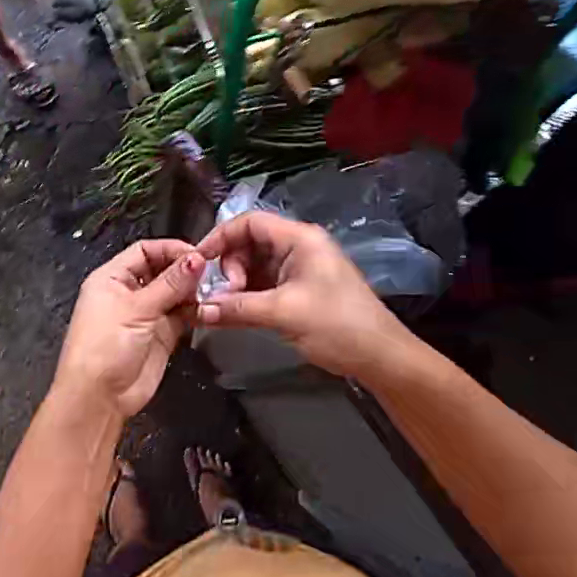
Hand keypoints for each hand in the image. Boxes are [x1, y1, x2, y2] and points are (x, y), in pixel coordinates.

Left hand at [53, 240, 204, 417]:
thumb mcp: (137, 308)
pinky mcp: (162, 333)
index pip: (145, 250)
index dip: (171, 249)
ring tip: (212, 290)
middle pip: (163, 270)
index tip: (197, 254)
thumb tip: (196, 258)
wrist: (99, 398)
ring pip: (176, 292)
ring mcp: (147, 313)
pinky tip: (207, 308)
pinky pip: (183, 314)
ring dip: (193, 290)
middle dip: (186, 270)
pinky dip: (195, 310)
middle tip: (211, 272)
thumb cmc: (103, 348)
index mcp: (112, 278)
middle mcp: (129, 292)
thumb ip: (171, 283)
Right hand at [195, 212, 418, 381]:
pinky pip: (267, 283)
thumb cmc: (336, 325)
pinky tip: (238, 313)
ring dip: (238, 283)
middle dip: (231, 265)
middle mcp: (300, 246)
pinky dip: (250, 295)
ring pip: (256, 265)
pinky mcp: (302, 289)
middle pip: (250, 242)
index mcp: (300, 239)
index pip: (250, 222)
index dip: (220, 237)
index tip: (198, 262)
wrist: (378, 354)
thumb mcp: (283, 313)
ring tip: (229, 308)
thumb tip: (198, 310)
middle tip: (225, 295)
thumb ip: (237, 308)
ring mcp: (301, 268)